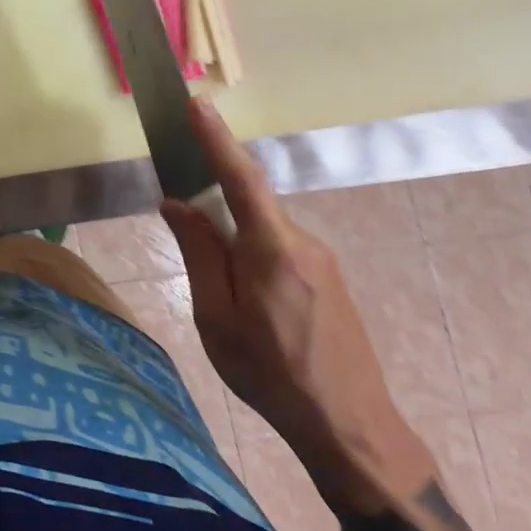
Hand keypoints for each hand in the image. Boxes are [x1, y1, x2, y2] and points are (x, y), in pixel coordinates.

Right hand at [160, 99, 435, 514]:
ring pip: (259, 232)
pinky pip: (276, 250)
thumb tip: (178, 202)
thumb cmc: (272, 375)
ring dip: (230, 246)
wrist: (352, 427)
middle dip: (211, 210)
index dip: (217, 140)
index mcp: (273, 250)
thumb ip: (198, 253)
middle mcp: (304, 244)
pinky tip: (246, 307)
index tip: (198, 104)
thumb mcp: (217, 317)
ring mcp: (322, 261)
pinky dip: (249, 258)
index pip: (240, 180)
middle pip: (246, 206)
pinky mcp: (327, 279)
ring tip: (223, 303)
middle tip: (185, 245)